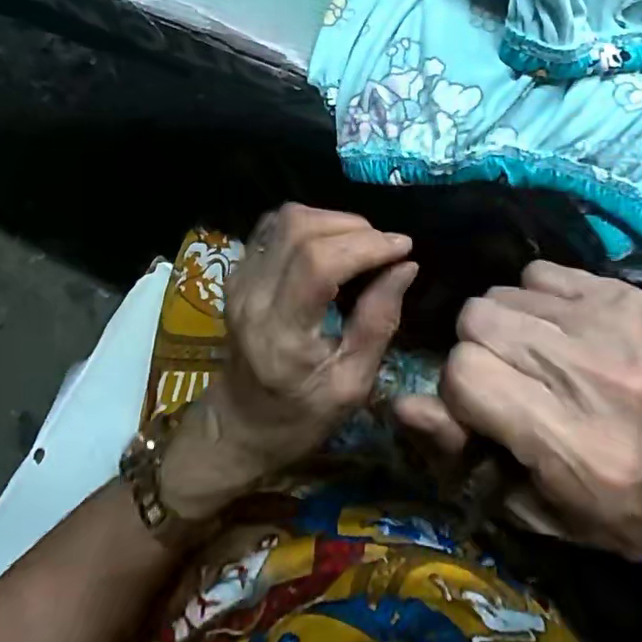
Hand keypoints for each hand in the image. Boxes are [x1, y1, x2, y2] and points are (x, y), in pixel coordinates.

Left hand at [160, 204, 416, 518]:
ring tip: (362, 244)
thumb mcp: (352, 384)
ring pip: (284, 220)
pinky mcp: (236, 271)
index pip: (317, 263)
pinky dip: (307, 225)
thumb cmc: (300, 415)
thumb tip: (405, 266)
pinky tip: (329, 244)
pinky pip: (272, 227)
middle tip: (386, 247)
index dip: (366, 245)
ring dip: (331, 220)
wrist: (239, 422)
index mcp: (280, 333)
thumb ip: (378, 322)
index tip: (404, 247)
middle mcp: (252, 296)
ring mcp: (238, 279)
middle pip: (299, 230)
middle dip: (353, 227)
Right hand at [396, 261, 641, 565]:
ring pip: (503, 292)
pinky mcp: (630, 299)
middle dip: (477, 347)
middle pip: (478, 318)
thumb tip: (401, 403)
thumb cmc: (608, 507)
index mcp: (572, 443)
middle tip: (508, 377)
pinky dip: (537, 298)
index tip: (482, 409)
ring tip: (539, 356)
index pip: (467, 372)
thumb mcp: (524, 502)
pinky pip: (539, 272)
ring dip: (506, 322)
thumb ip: (456, 449)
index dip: (460, 389)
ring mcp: (617, 329)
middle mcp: (597, 378)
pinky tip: (564, 332)